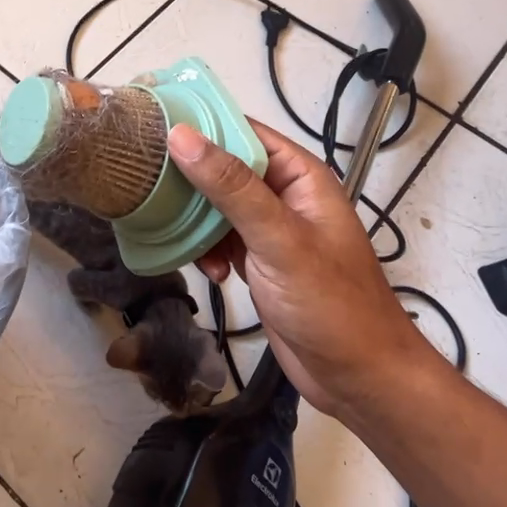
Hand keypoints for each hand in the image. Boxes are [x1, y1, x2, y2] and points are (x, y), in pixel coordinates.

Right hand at [170, 120, 437, 419]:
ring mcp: (269, 229)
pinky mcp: (257, 260)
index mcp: (298, 176)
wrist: (361, 380)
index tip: (150, 126)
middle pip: (221, 167)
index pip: (241, 131)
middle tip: (146, 182)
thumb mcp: (278, 240)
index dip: (199, 125)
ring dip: (194, 221)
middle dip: (187, 177)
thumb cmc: (331, 305)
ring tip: (183, 238)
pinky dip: (205, 250)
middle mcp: (283, 195)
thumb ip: (231, 187)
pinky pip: (217, 238)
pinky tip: (208, 272)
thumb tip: (180, 135)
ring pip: (214, 204)